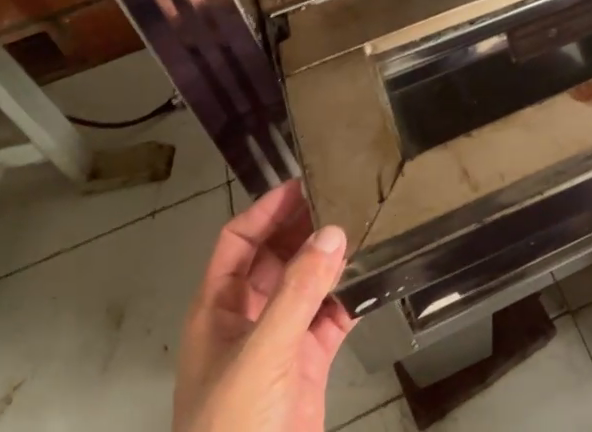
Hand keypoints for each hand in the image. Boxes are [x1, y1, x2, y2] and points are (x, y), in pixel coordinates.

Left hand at [173, 179, 353, 431]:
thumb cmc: (235, 421)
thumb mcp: (261, 352)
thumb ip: (297, 292)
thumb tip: (332, 232)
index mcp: (218, 308)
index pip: (238, 241)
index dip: (267, 210)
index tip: (305, 183)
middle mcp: (247, 317)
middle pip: (274, 257)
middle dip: (304, 229)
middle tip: (344, 199)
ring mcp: (278, 342)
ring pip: (305, 286)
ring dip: (330, 261)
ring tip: (365, 228)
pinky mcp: (307, 364)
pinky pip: (329, 319)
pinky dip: (349, 299)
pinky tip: (373, 280)